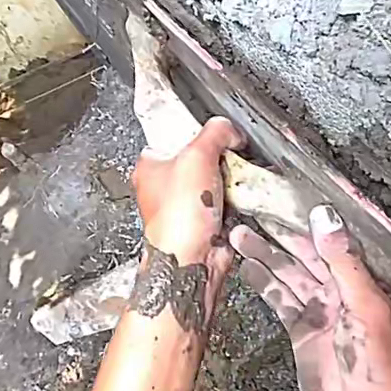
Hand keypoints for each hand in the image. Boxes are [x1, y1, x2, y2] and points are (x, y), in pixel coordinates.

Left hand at [133, 116, 243, 266]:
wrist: (193, 261)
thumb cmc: (178, 218)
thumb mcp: (196, 156)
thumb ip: (215, 133)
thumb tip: (229, 128)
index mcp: (150, 166)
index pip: (174, 134)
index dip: (196, 130)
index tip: (214, 130)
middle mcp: (166, 186)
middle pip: (200, 157)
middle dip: (219, 157)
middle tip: (228, 157)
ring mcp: (187, 205)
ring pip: (216, 179)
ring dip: (230, 179)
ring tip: (234, 180)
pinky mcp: (206, 221)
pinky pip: (227, 201)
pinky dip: (237, 199)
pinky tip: (239, 199)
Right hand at [231, 205, 390, 390]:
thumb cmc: (388, 376)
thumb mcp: (370, 309)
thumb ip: (345, 263)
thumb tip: (327, 221)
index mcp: (372, 283)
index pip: (337, 242)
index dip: (311, 222)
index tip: (286, 201)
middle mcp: (347, 294)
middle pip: (309, 255)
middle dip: (281, 234)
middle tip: (254, 211)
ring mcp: (324, 313)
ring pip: (291, 274)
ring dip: (266, 254)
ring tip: (241, 234)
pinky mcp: (304, 333)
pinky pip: (281, 300)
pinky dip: (264, 282)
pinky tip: (249, 267)